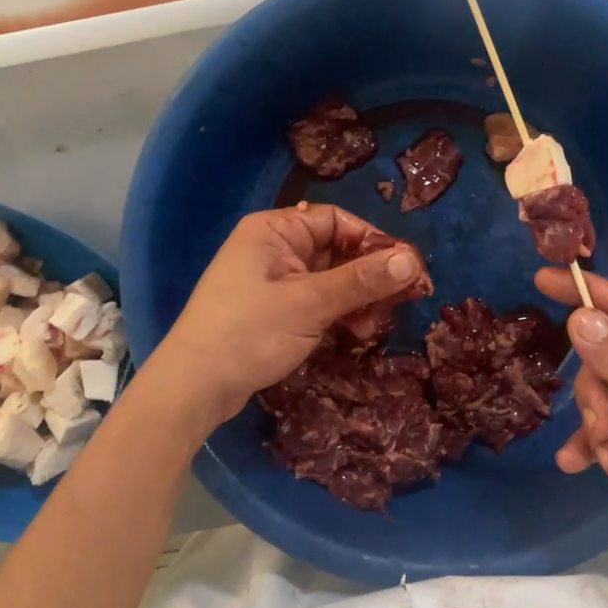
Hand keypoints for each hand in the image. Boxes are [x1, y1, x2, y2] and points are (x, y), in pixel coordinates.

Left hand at [152, 205, 424, 429]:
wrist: (194, 387)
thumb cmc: (250, 333)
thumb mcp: (311, 304)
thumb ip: (362, 280)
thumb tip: (413, 260)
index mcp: (274, 230)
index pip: (337, 221)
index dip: (374, 242)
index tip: (407, 269)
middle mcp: (272, 247)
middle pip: (336, 250)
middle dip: (369, 276)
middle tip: (404, 301)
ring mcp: (271, 280)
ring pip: (329, 279)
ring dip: (357, 299)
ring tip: (375, 327)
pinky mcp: (272, 311)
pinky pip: (315, 301)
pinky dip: (337, 314)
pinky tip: (357, 334)